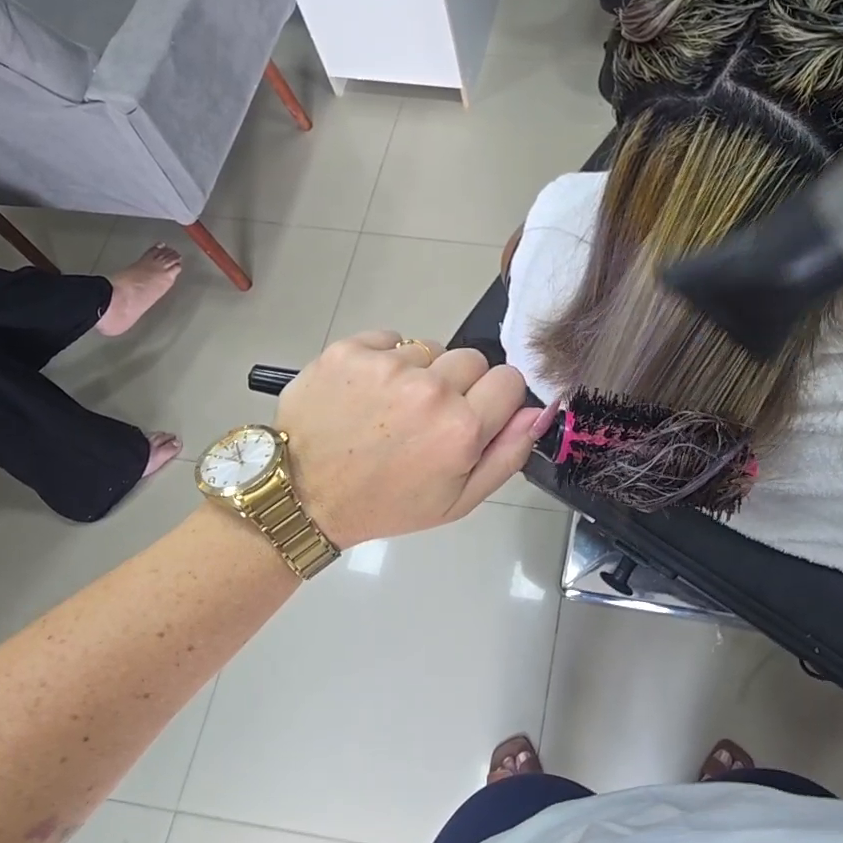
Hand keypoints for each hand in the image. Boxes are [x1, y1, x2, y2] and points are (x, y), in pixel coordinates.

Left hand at [276, 332, 541, 547]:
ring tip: (390, 408)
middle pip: (473, 360)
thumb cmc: (386, 504)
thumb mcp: (457, 502)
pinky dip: (384, 359)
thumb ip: (507, 455)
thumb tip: (539, 411)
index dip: (495, 400)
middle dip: (458, 386)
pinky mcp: (351, 350)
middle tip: (426, 419)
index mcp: (462, 428)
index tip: (473, 417)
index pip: (509, 380)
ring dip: (420, 373)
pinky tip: (367, 392)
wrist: (302, 495)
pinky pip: (391, 338)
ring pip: (430, 349)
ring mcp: (388, 366)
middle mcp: (430, 390)